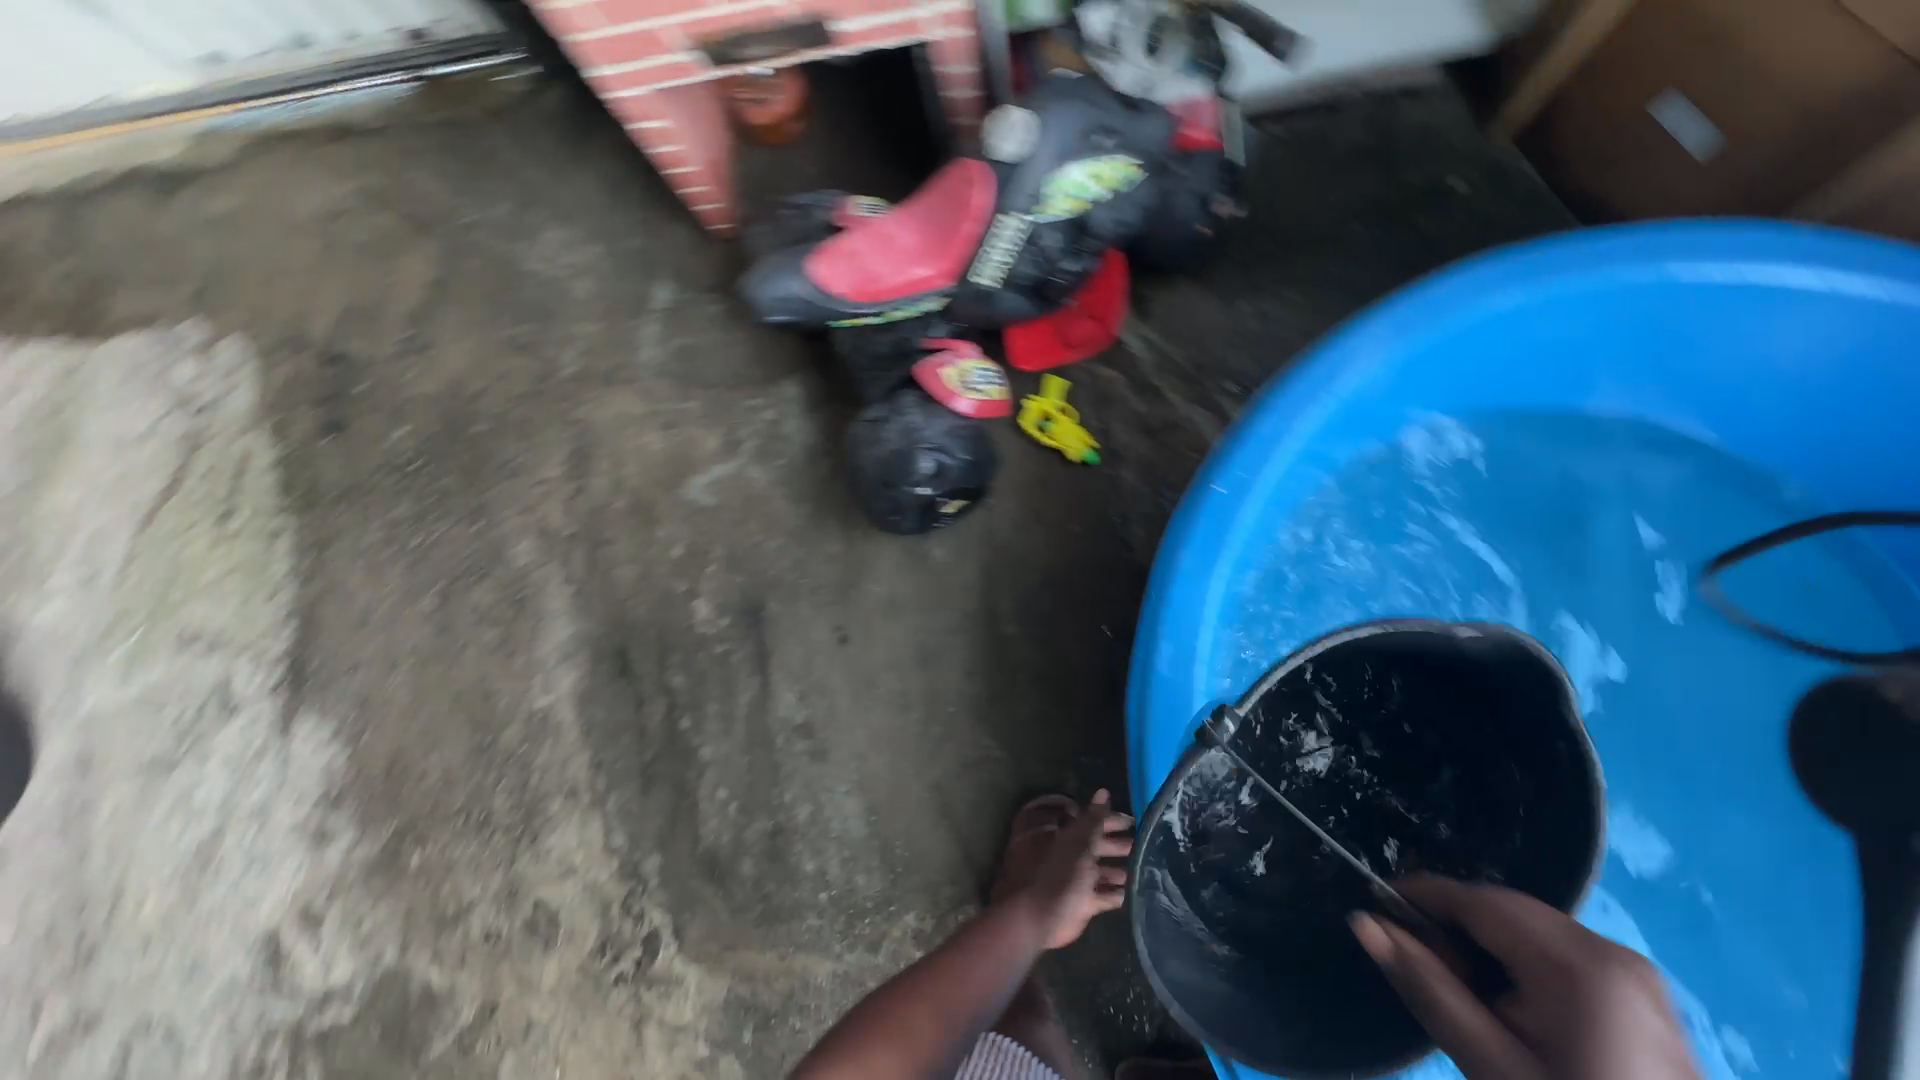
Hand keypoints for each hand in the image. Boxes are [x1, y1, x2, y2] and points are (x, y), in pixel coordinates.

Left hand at [1001, 790, 1133, 949]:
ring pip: (1099, 873)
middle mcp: (1069, 858)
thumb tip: (1104, 791)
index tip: (1133, 821)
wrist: (1037, 916)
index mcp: (1066, 838)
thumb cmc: (1057, 873)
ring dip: (1117, 870)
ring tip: (1141, 868)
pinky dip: (1113, 895)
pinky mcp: (1080, 905)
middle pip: (1096, 848)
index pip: (1092, 824)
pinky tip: (1130, 893)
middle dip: (1118, 845)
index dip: (1111, 821)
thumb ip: (1093, 819)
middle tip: (1142, 843)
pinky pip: (1100, 897)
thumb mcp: (1078, 842)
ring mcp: (1074, 882)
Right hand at [1350, 876, 1700, 1079]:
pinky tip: (1515, 1015)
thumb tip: (1363, 923)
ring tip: (1468, 1003)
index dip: (1420, 897)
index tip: (1375, 914)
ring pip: (1531, 930)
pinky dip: (1523, 967)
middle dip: (1454, 930)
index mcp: (1578, 963)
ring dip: (1486, 950)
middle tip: (1423, 975)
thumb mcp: (1490, 1065)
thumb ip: (1426, 987)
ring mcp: (1634, 973)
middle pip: (1506, 911)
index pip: (1478, 899)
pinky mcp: (1640, 994)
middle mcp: (1612, 950)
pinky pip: (1561, 955)